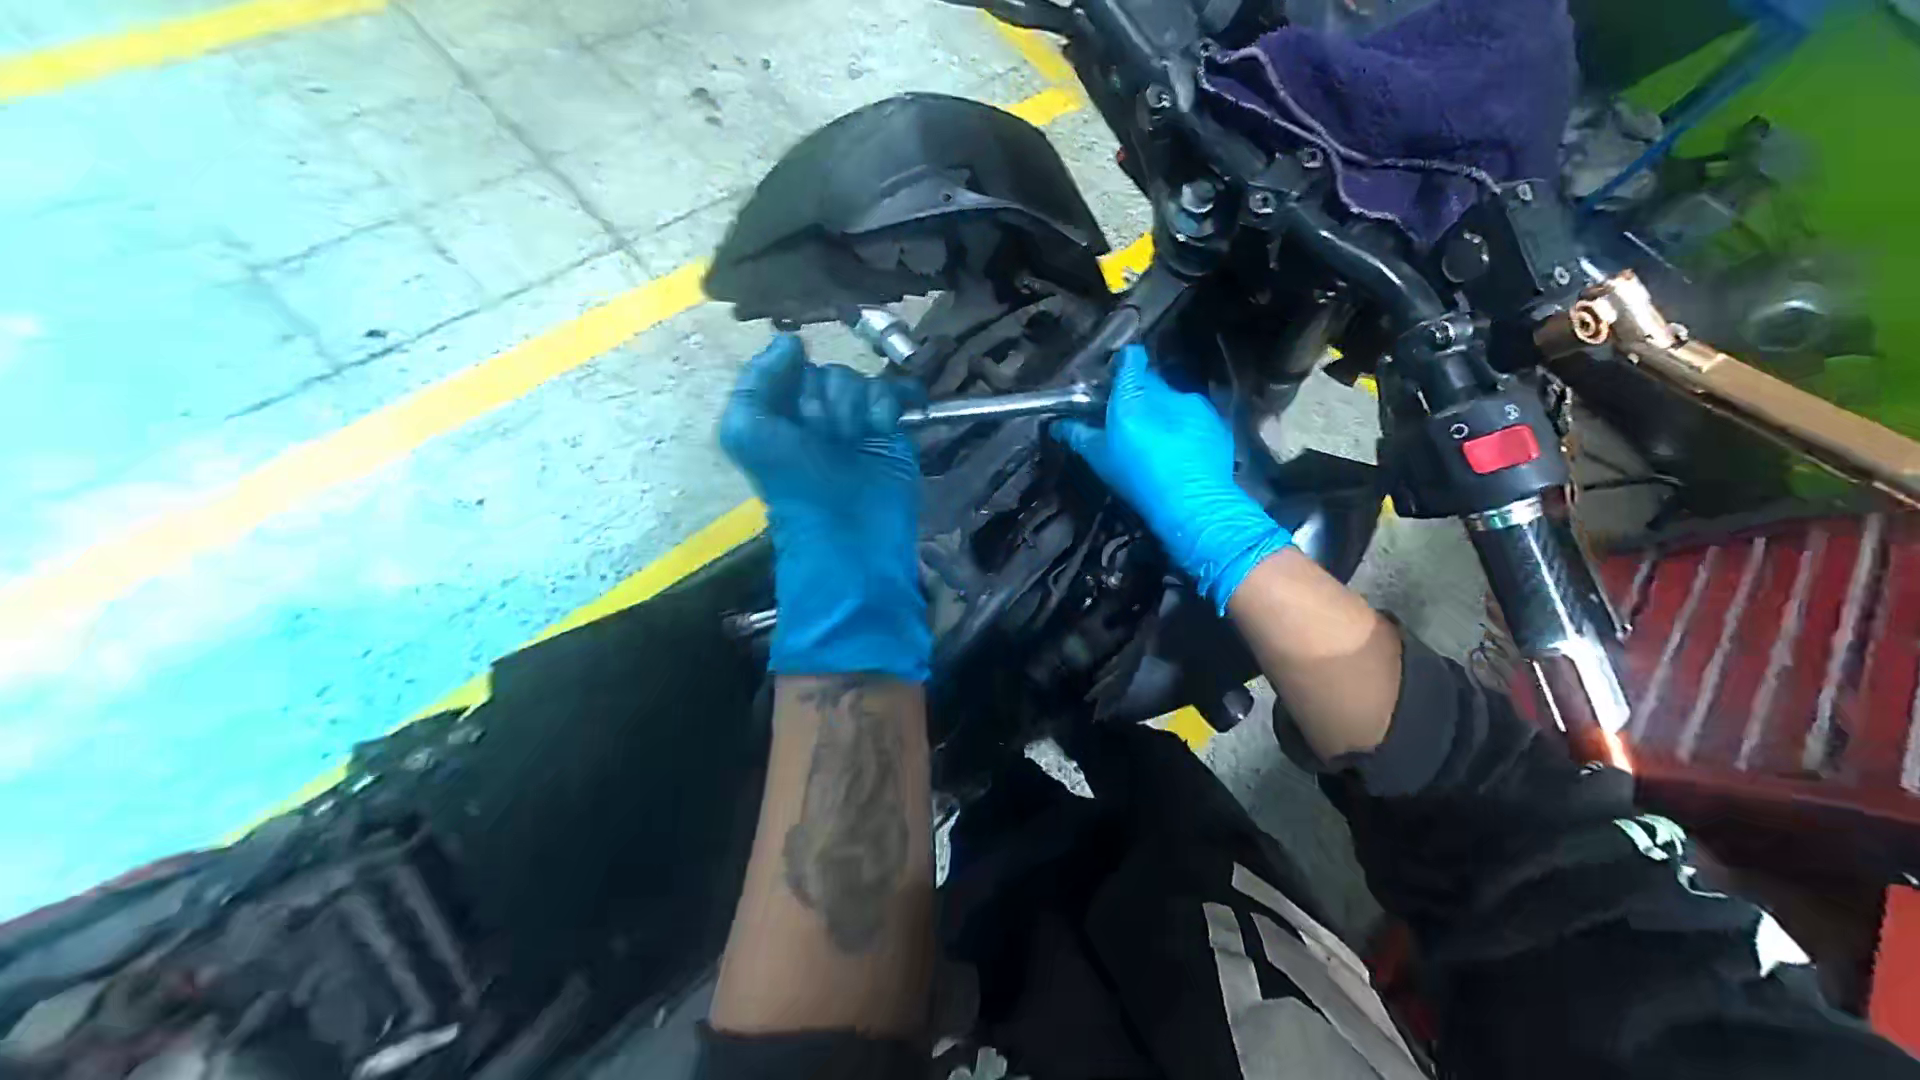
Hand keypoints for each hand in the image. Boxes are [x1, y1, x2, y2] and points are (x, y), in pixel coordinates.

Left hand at [719, 335, 929, 681]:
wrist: (848, 529)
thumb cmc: (794, 483)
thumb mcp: (747, 432)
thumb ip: (756, 380)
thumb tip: (791, 341)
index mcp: (781, 412)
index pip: (794, 366)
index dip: (798, 386)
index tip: (800, 422)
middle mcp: (819, 413)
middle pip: (831, 373)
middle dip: (830, 405)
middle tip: (828, 442)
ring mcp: (858, 421)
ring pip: (862, 381)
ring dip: (857, 411)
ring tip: (856, 444)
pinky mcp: (893, 431)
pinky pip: (896, 392)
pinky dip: (893, 402)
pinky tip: (885, 426)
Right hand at [1053, 344, 1290, 612]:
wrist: (1193, 503)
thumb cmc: (1138, 478)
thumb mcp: (1099, 459)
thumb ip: (1079, 435)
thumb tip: (1059, 426)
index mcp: (1134, 394)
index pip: (1130, 359)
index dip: (1122, 366)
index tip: (1114, 382)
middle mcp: (1167, 392)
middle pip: (1150, 382)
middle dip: (1139, 397)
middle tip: (1128, 423)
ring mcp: (1195, 406)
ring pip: (1174, 401)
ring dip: (1164, 414)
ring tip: (1156, 444)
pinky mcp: (1216, 424)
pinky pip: (1196, 418)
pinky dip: (1186, 429)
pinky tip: (1180, 454)